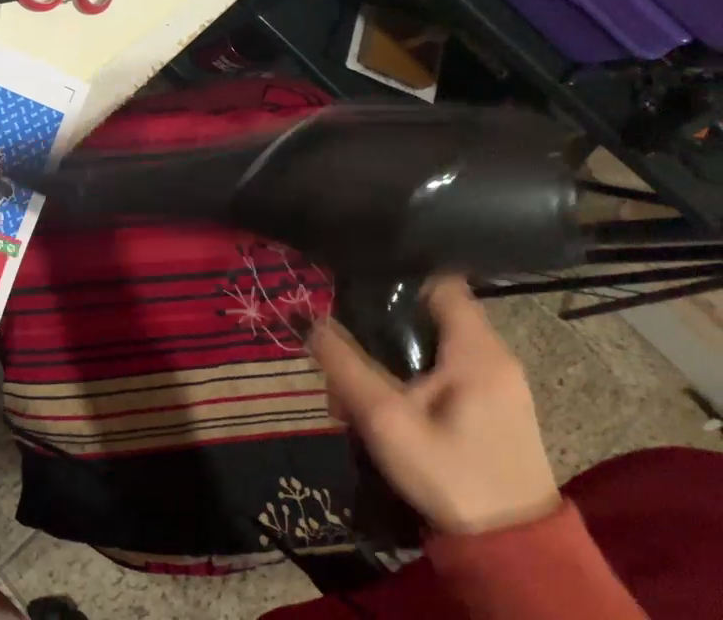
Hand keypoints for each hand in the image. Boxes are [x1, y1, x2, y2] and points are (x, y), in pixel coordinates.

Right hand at [309, 278, 559, 536]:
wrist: (508, 544)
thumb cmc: (450, 473)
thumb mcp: (384, 418)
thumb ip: (344, 363)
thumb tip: (308, 318)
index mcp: (478, 352)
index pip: (440, 283)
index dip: (394, 274)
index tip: (348, 277)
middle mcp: (493, 358)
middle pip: (423, 317)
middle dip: (372, 330)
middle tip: (334, 353)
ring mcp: (494, 384)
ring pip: (423, 348)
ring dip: (380, 363)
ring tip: (348, 396)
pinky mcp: (487, 407)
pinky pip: (435, 373)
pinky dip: (401, 380)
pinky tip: (374, 409)